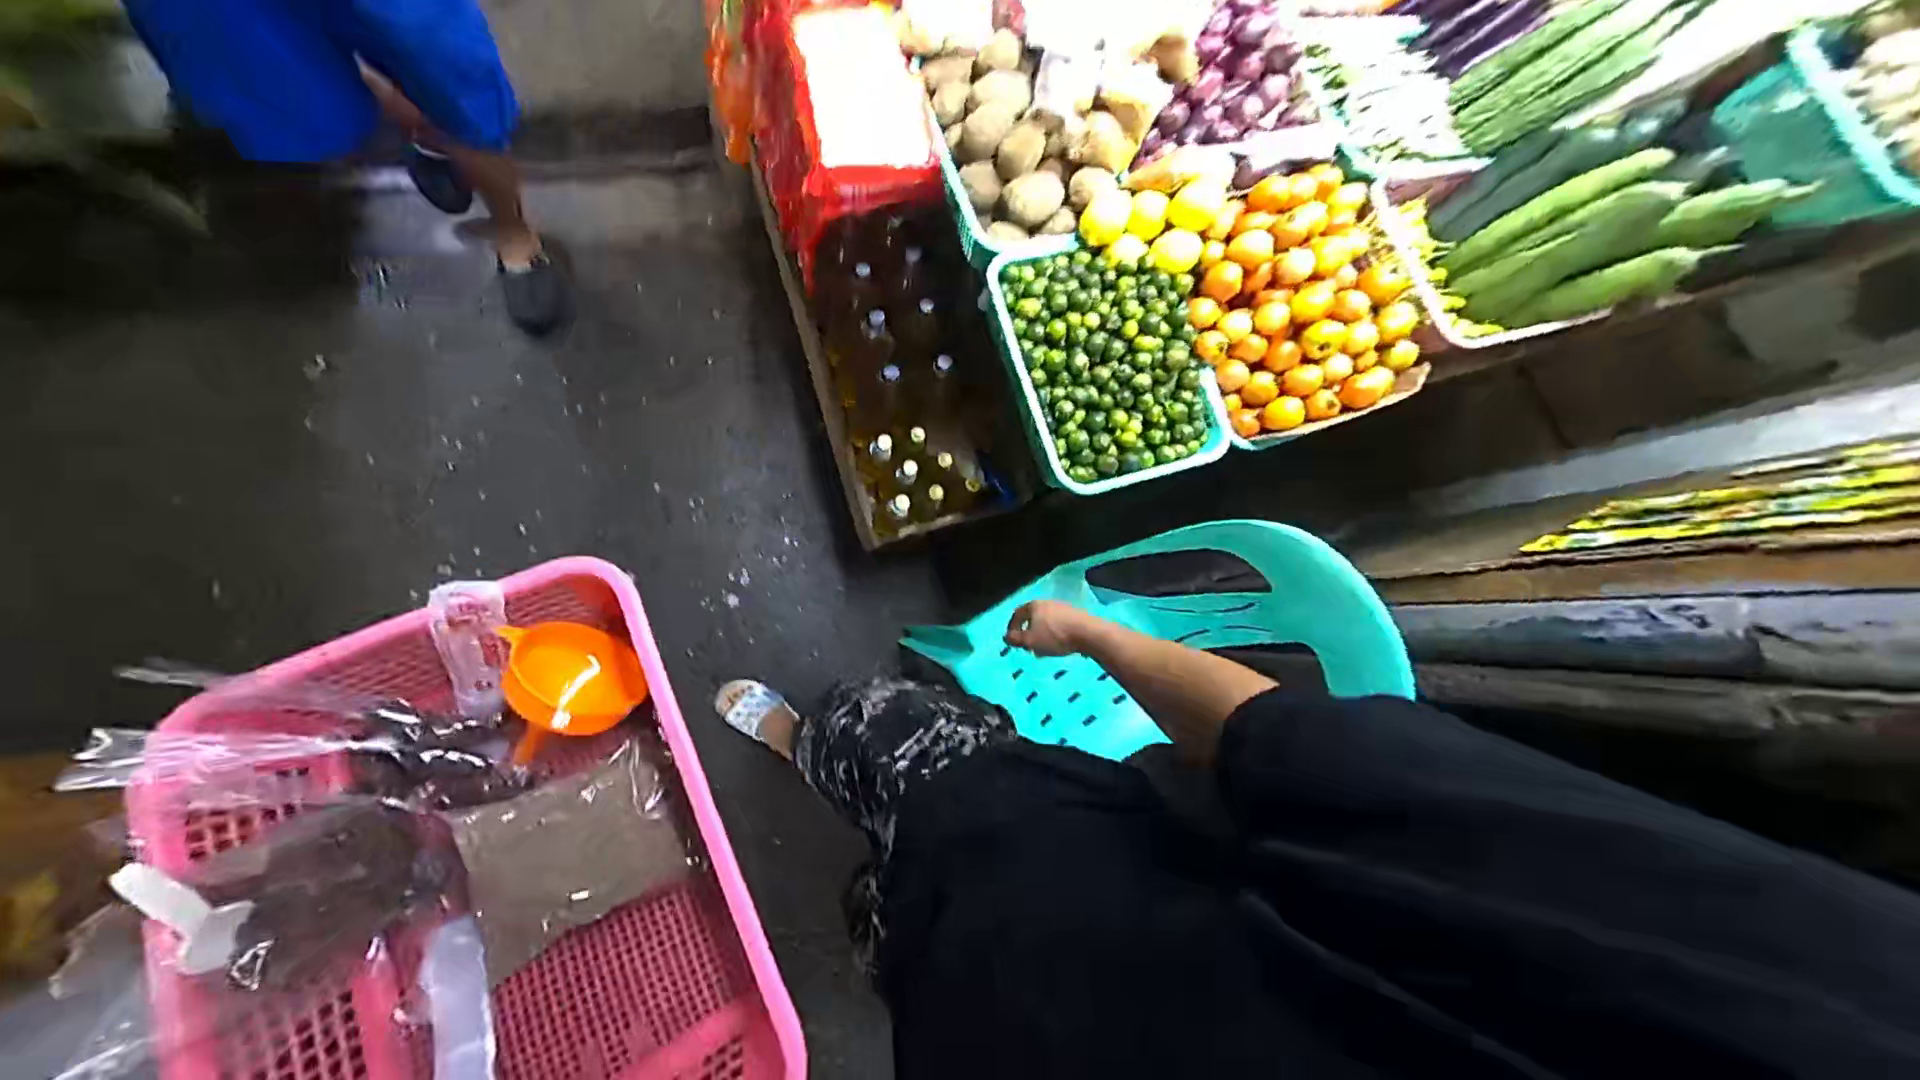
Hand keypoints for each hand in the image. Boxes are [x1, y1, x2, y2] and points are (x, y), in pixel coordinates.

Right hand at [1005, 600, 1101, 657]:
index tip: (1012, 639)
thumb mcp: (1030, 641)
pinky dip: (1055, 634)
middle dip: (1029, 631)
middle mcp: (1047, 602)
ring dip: (1042, 634)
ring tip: (1044, 649)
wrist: (1088, 633)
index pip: (1018, 613)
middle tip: (1028, 645)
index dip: (1012, 627)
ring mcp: (1063, 607)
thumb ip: (1016, 639)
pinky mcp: (1076, 615)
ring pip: (1046, 621)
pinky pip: (1059, 624)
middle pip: (1033, 617)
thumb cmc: (1054, 636)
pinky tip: (1059, 645)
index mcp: (1034, 605)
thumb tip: (1006, 637)